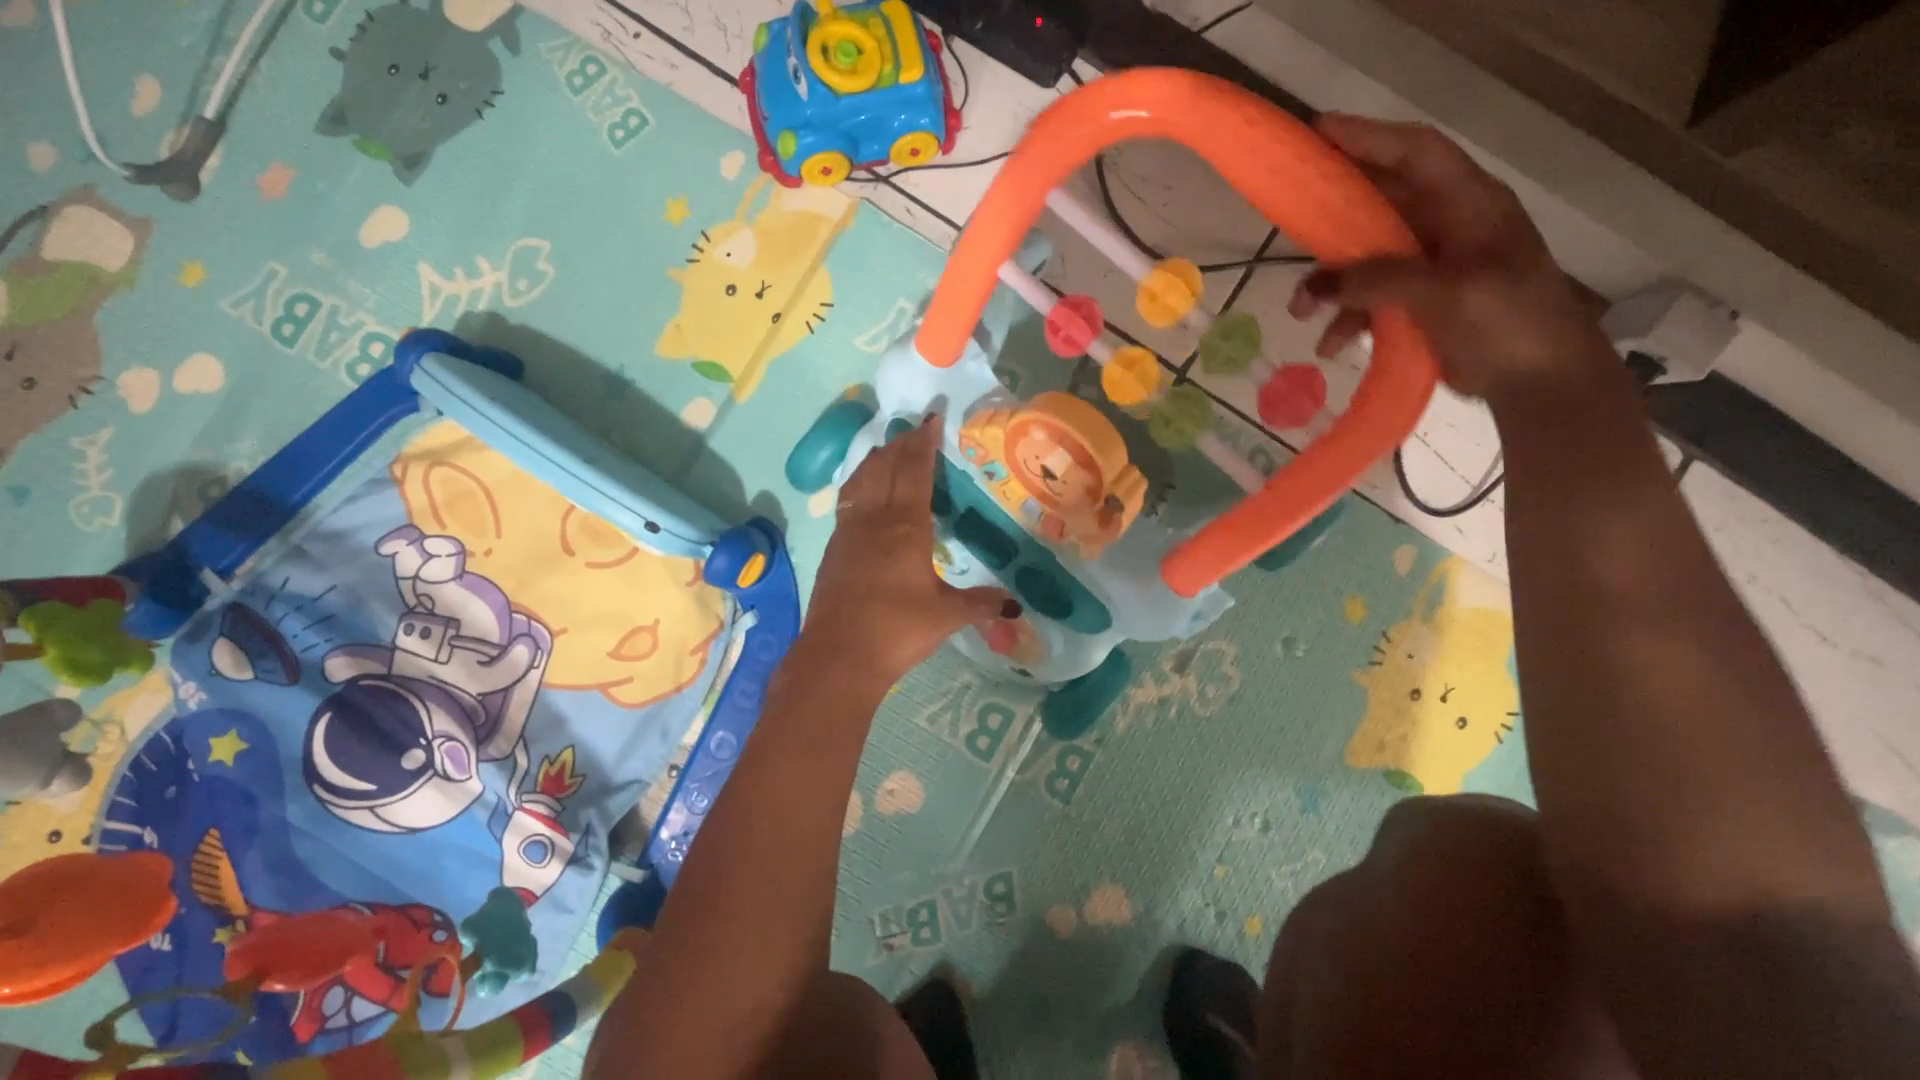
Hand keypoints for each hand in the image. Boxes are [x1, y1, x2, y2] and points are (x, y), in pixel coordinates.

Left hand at [803, 415, 1017, 688]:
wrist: (838, 656)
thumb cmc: (897, 630)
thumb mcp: (946, 617)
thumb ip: (980, 604)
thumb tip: (1014, 606)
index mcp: (906, 527)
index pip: (915, 472)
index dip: (924, 443)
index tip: (931, 418)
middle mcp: (874, 520)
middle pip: (885, 468)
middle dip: (901, 445)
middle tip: (914, 429)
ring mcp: (849, 533)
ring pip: (861, 481)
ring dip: (876, 460)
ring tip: (887, 450)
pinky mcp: (834, 550)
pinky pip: (849, 502)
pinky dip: (860, 484)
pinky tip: (864, 493)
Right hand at [1290, 115, 1609, 401]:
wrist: (1542, 383)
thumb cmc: (1510, 323)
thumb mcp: (1447, 293)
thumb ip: (1378, 282)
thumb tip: (1314, 287)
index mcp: (1469, 204)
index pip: (1417, 152)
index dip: (1369, 137)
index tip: (1318, 132)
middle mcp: (1450, 224)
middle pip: (1382, 201)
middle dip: (1334, 216)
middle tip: (1289, 215)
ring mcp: (1434, 266)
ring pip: (1369, 255)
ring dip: (1332, 281)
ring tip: (1301, 310)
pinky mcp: (1422, 303)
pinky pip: (1372, 298)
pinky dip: (1349, 317)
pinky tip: (1332, 343)